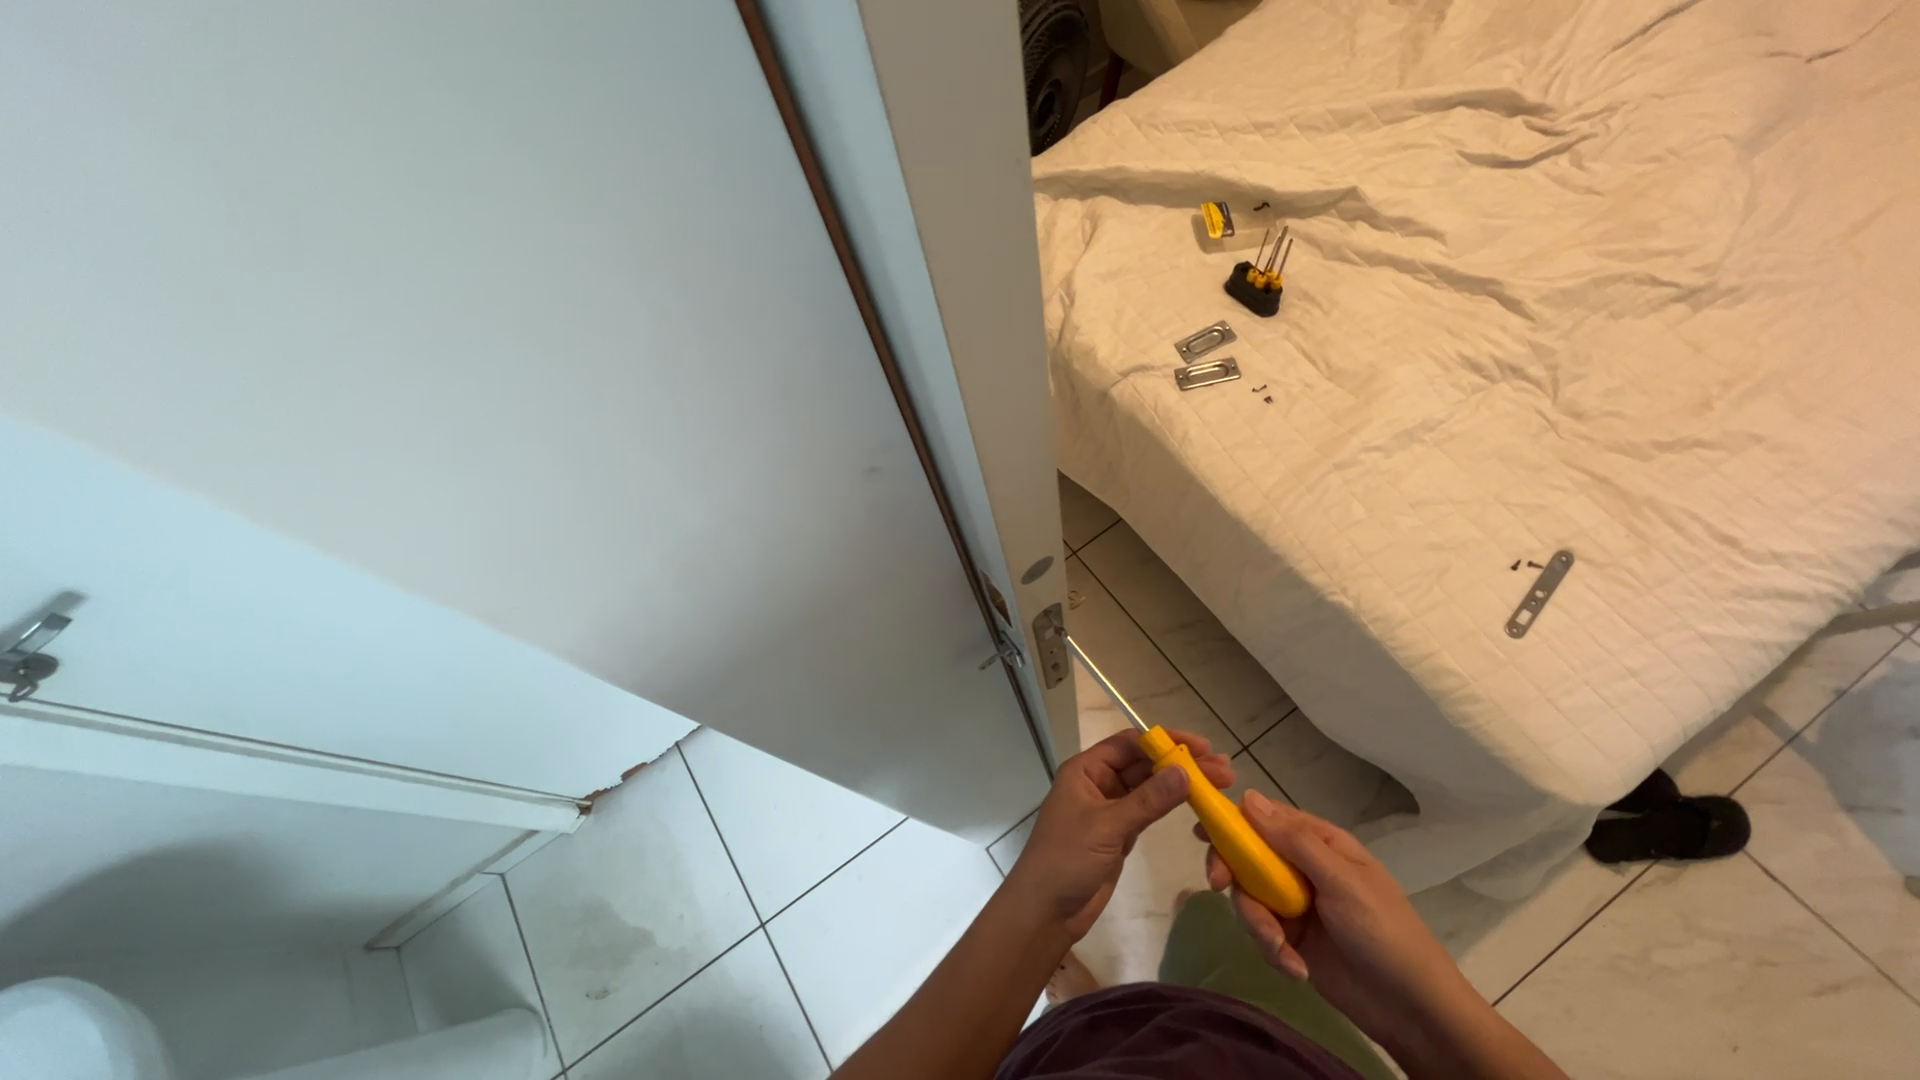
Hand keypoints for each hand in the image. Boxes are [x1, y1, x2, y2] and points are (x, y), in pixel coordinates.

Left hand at [1005, 728, 1230, 939]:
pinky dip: (1170, 806)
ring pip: (1149, 787)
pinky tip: (1196, 804)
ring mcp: (1110, 808)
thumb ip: (1147, 801)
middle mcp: (1098, 783)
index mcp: (1085, 770)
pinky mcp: (1120, 833)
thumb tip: (1186, 773)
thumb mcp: (1107, 827)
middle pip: (1143, 764)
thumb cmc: (1066, 859)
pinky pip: (1149, 810)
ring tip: (1220, 783)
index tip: (1203, 748)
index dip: (1165, 742)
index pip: (1129, 744)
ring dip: (1180, 784)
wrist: (1046, 910)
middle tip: (1224, 769)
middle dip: (1180, 763)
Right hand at [1205, 792, 1471, 1037]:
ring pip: (1248, 898)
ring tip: (1281, 948)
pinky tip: (1296, 969)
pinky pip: (1260, 933)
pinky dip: (1272, 950)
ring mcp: (1294, 905)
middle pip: (1246, 857)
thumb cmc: (1384, 932)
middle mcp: (1302, 868)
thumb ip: (1292, 840)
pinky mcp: (1290, 940)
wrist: (1412, 1010)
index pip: (1265, 818)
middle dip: (1232, 873)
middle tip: (1220, 886)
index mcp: (1319, 843)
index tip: (1202, 835)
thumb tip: (1248, 797)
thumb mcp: (1341, 880)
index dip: (1232, 822)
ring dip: (1258, 924)